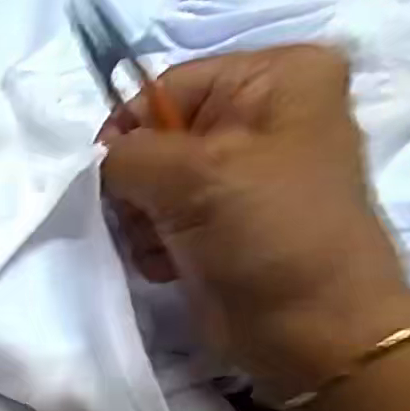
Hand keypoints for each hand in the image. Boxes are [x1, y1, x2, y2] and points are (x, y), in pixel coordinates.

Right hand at [99, 46, 409, 402]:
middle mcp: (259, 119)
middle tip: (147, 220)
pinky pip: (162, 219)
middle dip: (139, 186)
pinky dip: (154, 244)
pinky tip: (169, 265)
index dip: (130, 131)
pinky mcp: (221, 224)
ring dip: (142, 222)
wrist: (310, 331)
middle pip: (157, 138)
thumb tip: (99, 160)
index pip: (167, 87)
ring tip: (163, 248)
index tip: (111, 180)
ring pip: (151, 184)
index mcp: (275, 79)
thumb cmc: (267, 238)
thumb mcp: (194, 176)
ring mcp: (239, 176)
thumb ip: (128, 154)